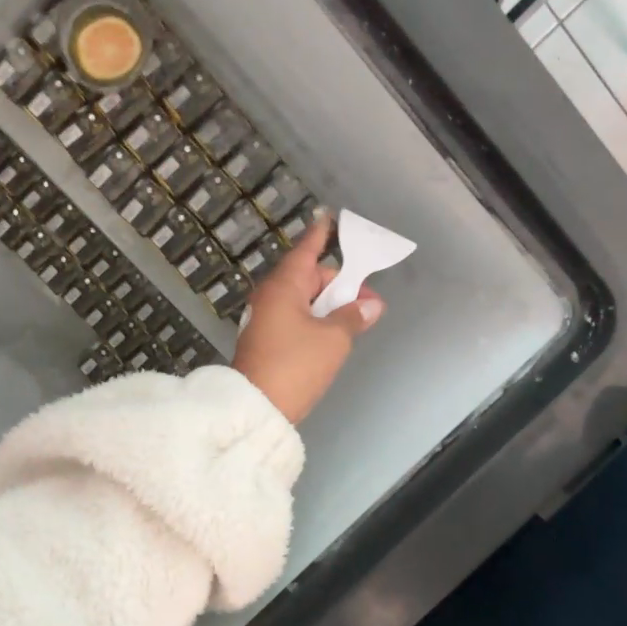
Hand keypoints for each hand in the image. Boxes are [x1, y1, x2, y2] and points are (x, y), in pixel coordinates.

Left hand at [231, 211, 383, 422]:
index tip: (330, 217)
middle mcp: (270, 296)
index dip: (321, 235)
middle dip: (339, 284)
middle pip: (309, 277)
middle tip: (368, 302)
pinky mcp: (265, 340)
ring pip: (303, 300)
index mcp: (283, 286)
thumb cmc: (295, 365)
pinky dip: (315, 320)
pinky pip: (295, 318)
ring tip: (356, 319)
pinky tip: (333, 334)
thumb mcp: (333, 340)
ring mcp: (265, 318)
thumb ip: (353, 317)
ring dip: (329, 305)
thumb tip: (369, 304)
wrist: (256, 408)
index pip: (307, 250)